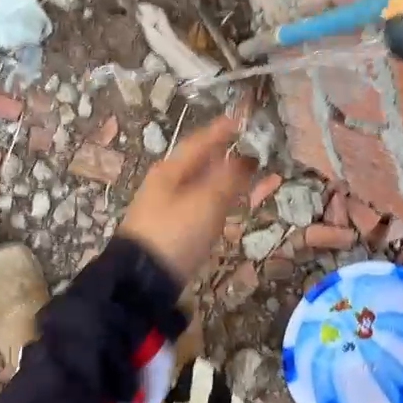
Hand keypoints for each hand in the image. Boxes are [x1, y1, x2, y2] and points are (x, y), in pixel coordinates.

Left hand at [117, 115, 253, 280]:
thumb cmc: (173, 233)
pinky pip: (207, 208)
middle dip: (232, 157)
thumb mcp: (205, 202)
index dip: (222, 131)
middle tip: (259, 150)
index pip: (201, 142)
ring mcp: (171, 209)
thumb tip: (246, 157)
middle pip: (205, 164)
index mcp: (171, 171)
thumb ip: (228, 178)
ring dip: (233, 181)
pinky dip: (226, 203)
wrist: (141, 282)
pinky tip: (239, 206)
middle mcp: (170, 185)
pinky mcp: (177, 231)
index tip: (243, 119)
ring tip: (261, 178)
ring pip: (208, 187)